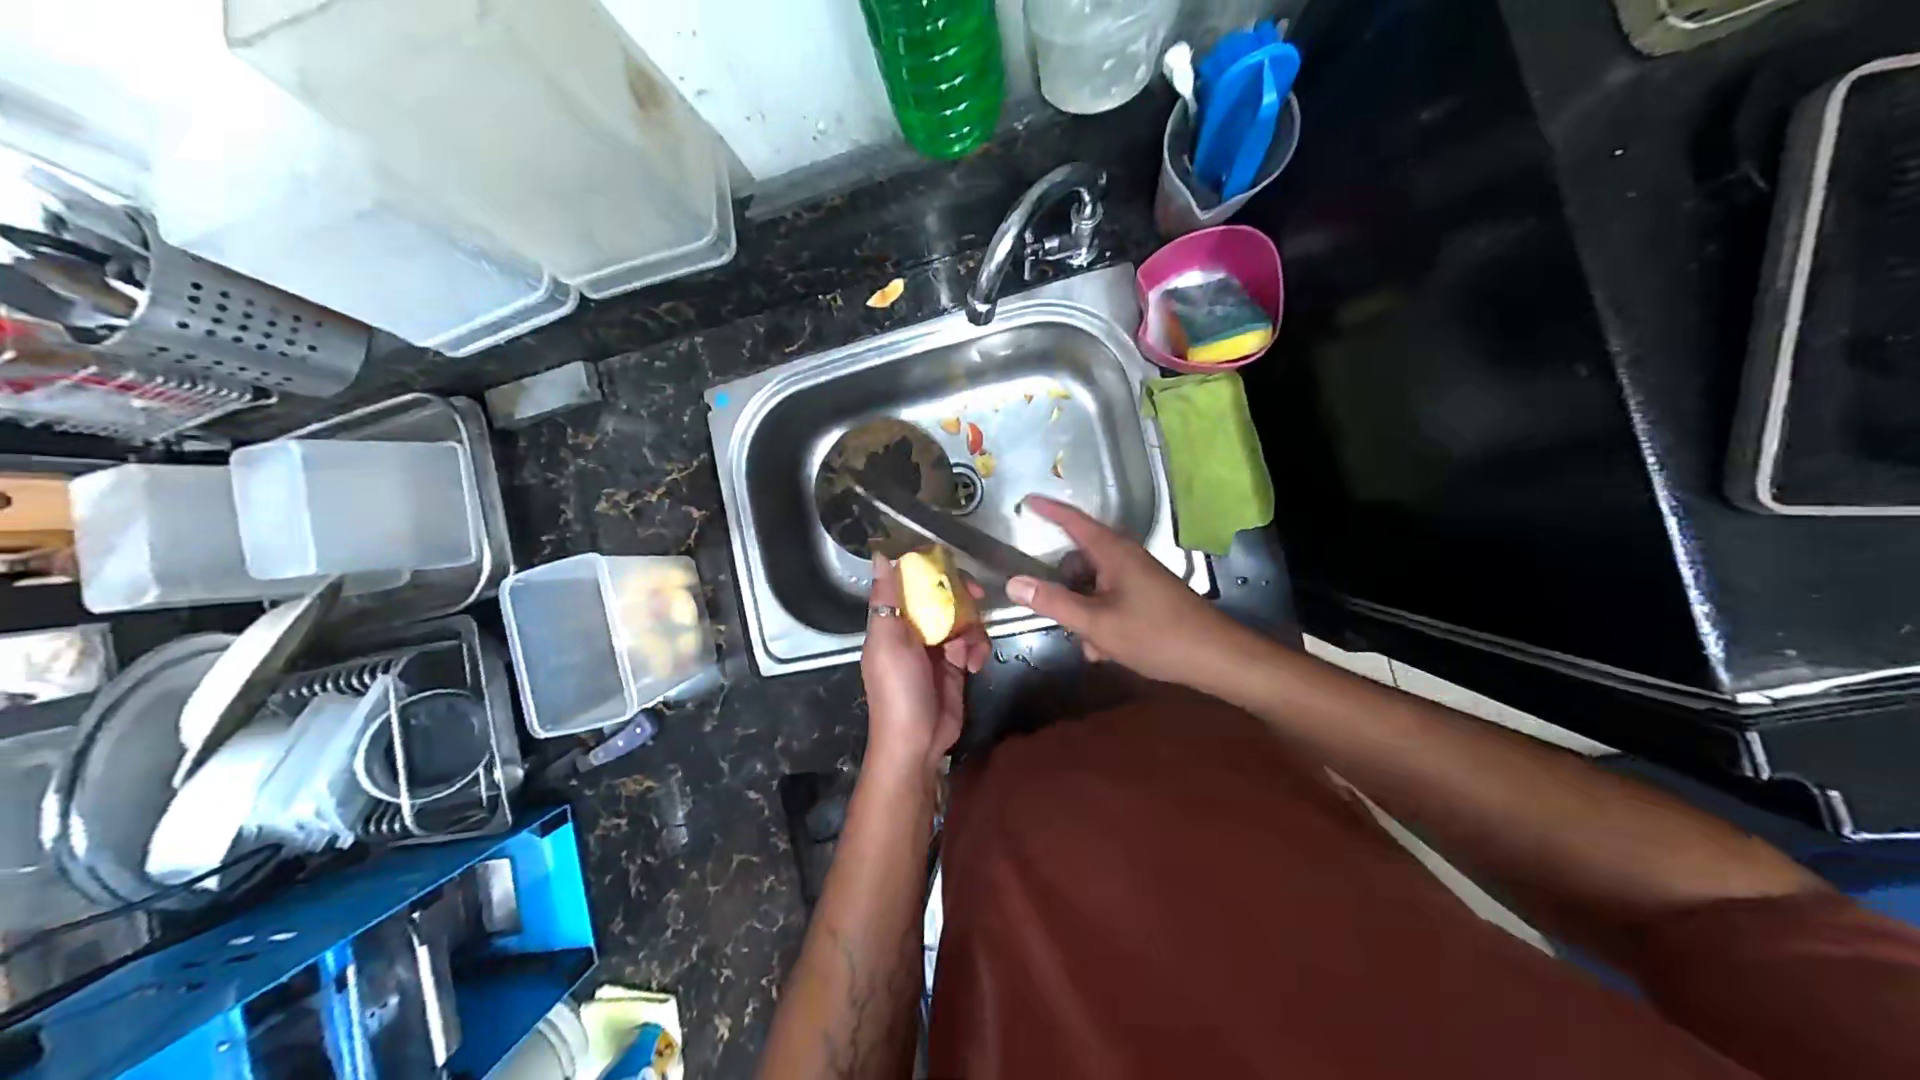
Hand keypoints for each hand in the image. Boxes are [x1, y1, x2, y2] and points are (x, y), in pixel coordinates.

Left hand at [861, 555, 989, 775]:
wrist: (917, 742)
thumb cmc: (897, 691)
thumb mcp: (888, 641)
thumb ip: (886, 597)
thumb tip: (879, 554)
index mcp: (891, 620)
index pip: (909, 580)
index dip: (929, 568)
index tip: (949, 564)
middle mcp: (914, 628)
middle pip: (942, 595)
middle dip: (961, 596)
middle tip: (978, 596)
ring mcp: (937, 646)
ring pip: (963, 617)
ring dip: (972, 629)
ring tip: (968, 652)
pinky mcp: (956, 664)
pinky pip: (973, 642)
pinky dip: (977, 650)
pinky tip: (974, 666)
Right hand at [1006, 496, 1250, 685]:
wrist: (1216, 657)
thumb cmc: (1156, 635)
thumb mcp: (1097, 623)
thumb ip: (1054, 603)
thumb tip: (1015, 583)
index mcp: (1114, 553)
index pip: (1075, 521)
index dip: (1050, 510)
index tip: (1027, 500)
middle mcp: (1126, 558)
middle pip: (1080, 559)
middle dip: (1063, 585)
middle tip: (1050, 605)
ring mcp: (1138, 578)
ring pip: (1093, 585)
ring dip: (1082, 610)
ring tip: (1087, 641)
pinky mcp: (1146, 597)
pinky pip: (1109, 600)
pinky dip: (1100, 620)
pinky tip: (1104, 650)